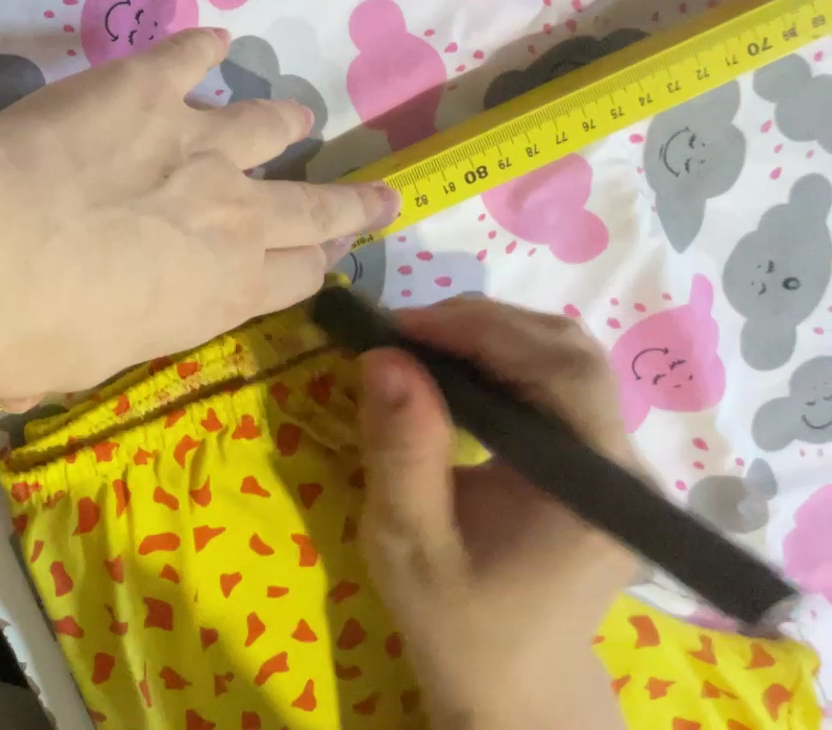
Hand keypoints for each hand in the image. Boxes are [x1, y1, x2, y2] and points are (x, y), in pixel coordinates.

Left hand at [0, 27, 398, 399]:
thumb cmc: (28, 333)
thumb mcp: (73, 365)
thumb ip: (88, 346)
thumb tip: (57, 359)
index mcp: (219, 293)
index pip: (292, 277)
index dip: (314, 263)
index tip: (329, 253)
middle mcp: (229, 215)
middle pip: (309, 207)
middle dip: (347, 204)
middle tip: (377, 196)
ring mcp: (193, 143)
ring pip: (263, 126)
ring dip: (283, 121)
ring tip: (298, 115)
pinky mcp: (142, 87)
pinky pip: (187, 56)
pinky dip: (201, 47)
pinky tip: (211, 40)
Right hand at [358, 297, 639, 729]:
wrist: (508, 680)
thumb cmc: (454, 617)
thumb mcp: (407, 539)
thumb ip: (401, 450)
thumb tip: (384, 356)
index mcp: (593, 492)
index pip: (563, 373)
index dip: (481, 331)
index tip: (396, 328)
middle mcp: (620, 469)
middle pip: (569, 354)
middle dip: (477, 325)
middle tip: (395, 333)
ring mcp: (609, 465)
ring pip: (560, 360)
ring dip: (481, 336)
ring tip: (409, 346)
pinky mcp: (586, 464)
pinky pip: (546, 385)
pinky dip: (488, 360)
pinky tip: (438, 372)